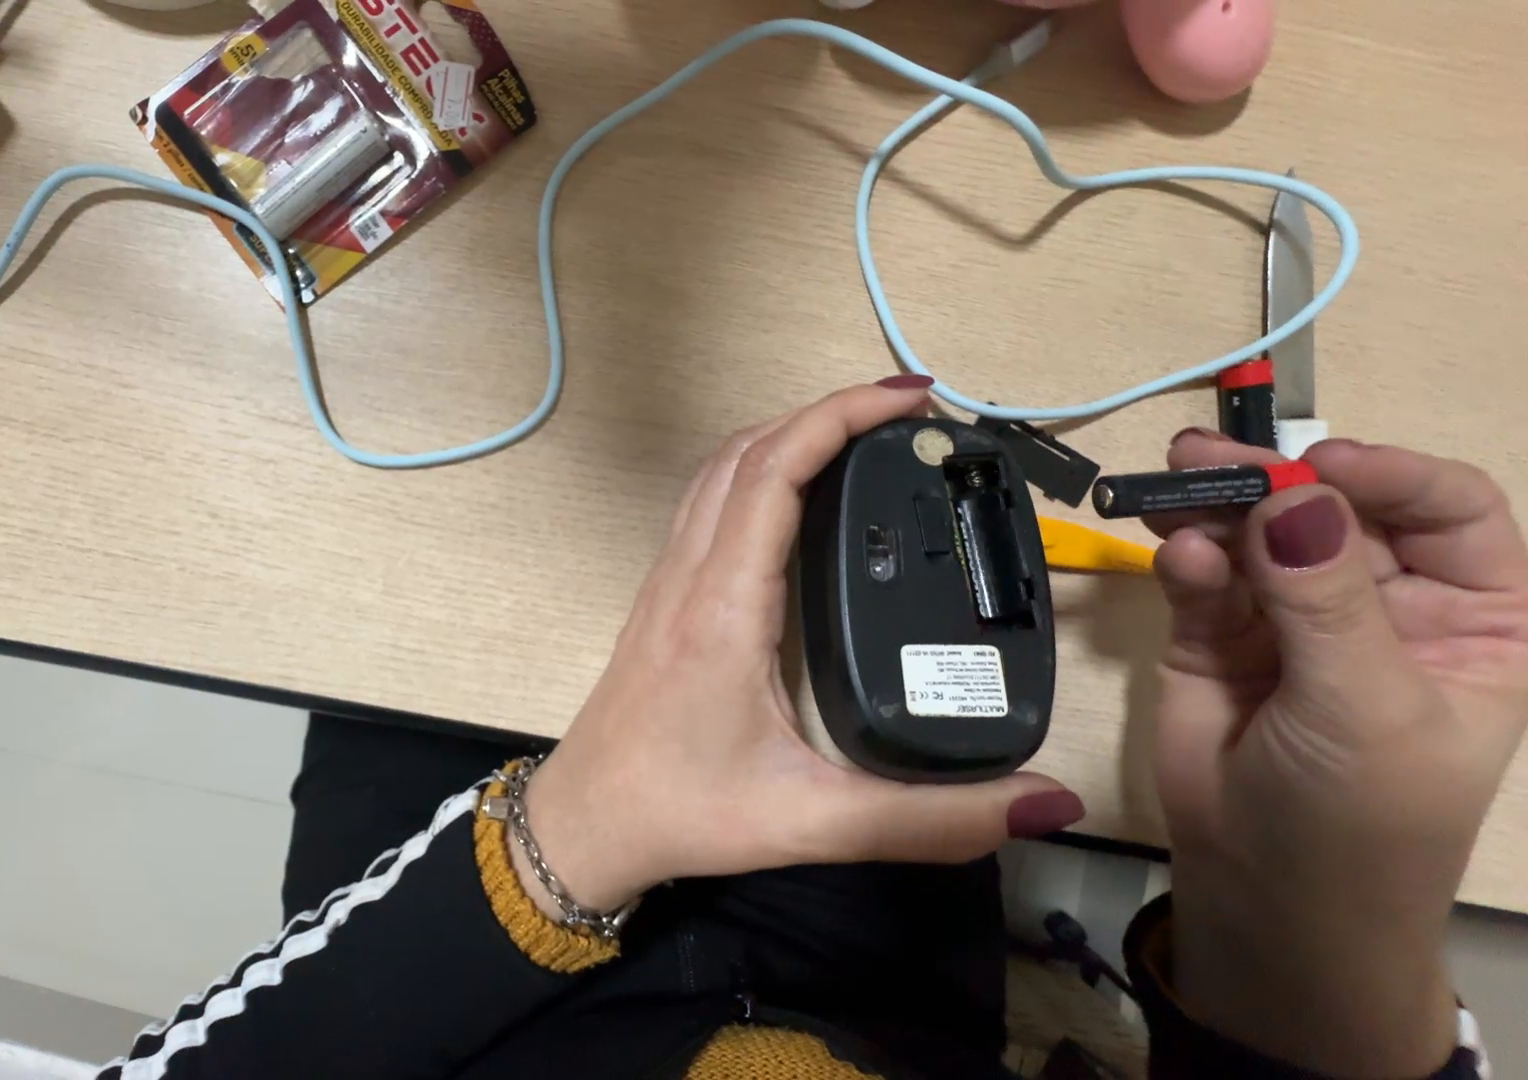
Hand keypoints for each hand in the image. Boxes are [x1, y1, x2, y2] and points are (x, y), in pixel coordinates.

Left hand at [513, 379, 1084, 915]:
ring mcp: (666, 579)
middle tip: (905, 416)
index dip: (839, 416)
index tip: (910, 398)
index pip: (774, 471)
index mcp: (724, 606)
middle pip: (744, 453)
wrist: (587, 818)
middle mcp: (688, 574)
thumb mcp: (812, 822)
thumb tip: (1047, 799)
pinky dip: (752, 471)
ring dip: (782, 434)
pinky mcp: (662, 594)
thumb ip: (931, 818)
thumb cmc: (682, 812)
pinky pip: (704, 504)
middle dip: (823, 413)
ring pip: (717, 472)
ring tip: (858, 439)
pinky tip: (794, 496)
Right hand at [1148, 431, 1527, 1075]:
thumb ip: (1327, 602)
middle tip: (1199, 455)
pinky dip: (1182, 564)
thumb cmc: (1362, 810)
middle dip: (1270, 481)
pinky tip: (1174, 560)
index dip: (1387, 478)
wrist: (1262, 879)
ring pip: (1248, 537)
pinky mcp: (1209, 632)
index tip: (1314, 465)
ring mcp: (1284, 615)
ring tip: (1164, 486)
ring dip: (1207, 508)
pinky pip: (1198, 580)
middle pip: (1328, 513)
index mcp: (1468, 616)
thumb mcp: (1368, 706)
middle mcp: (1375, 602)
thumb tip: (1292, 500)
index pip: (1447, 514)